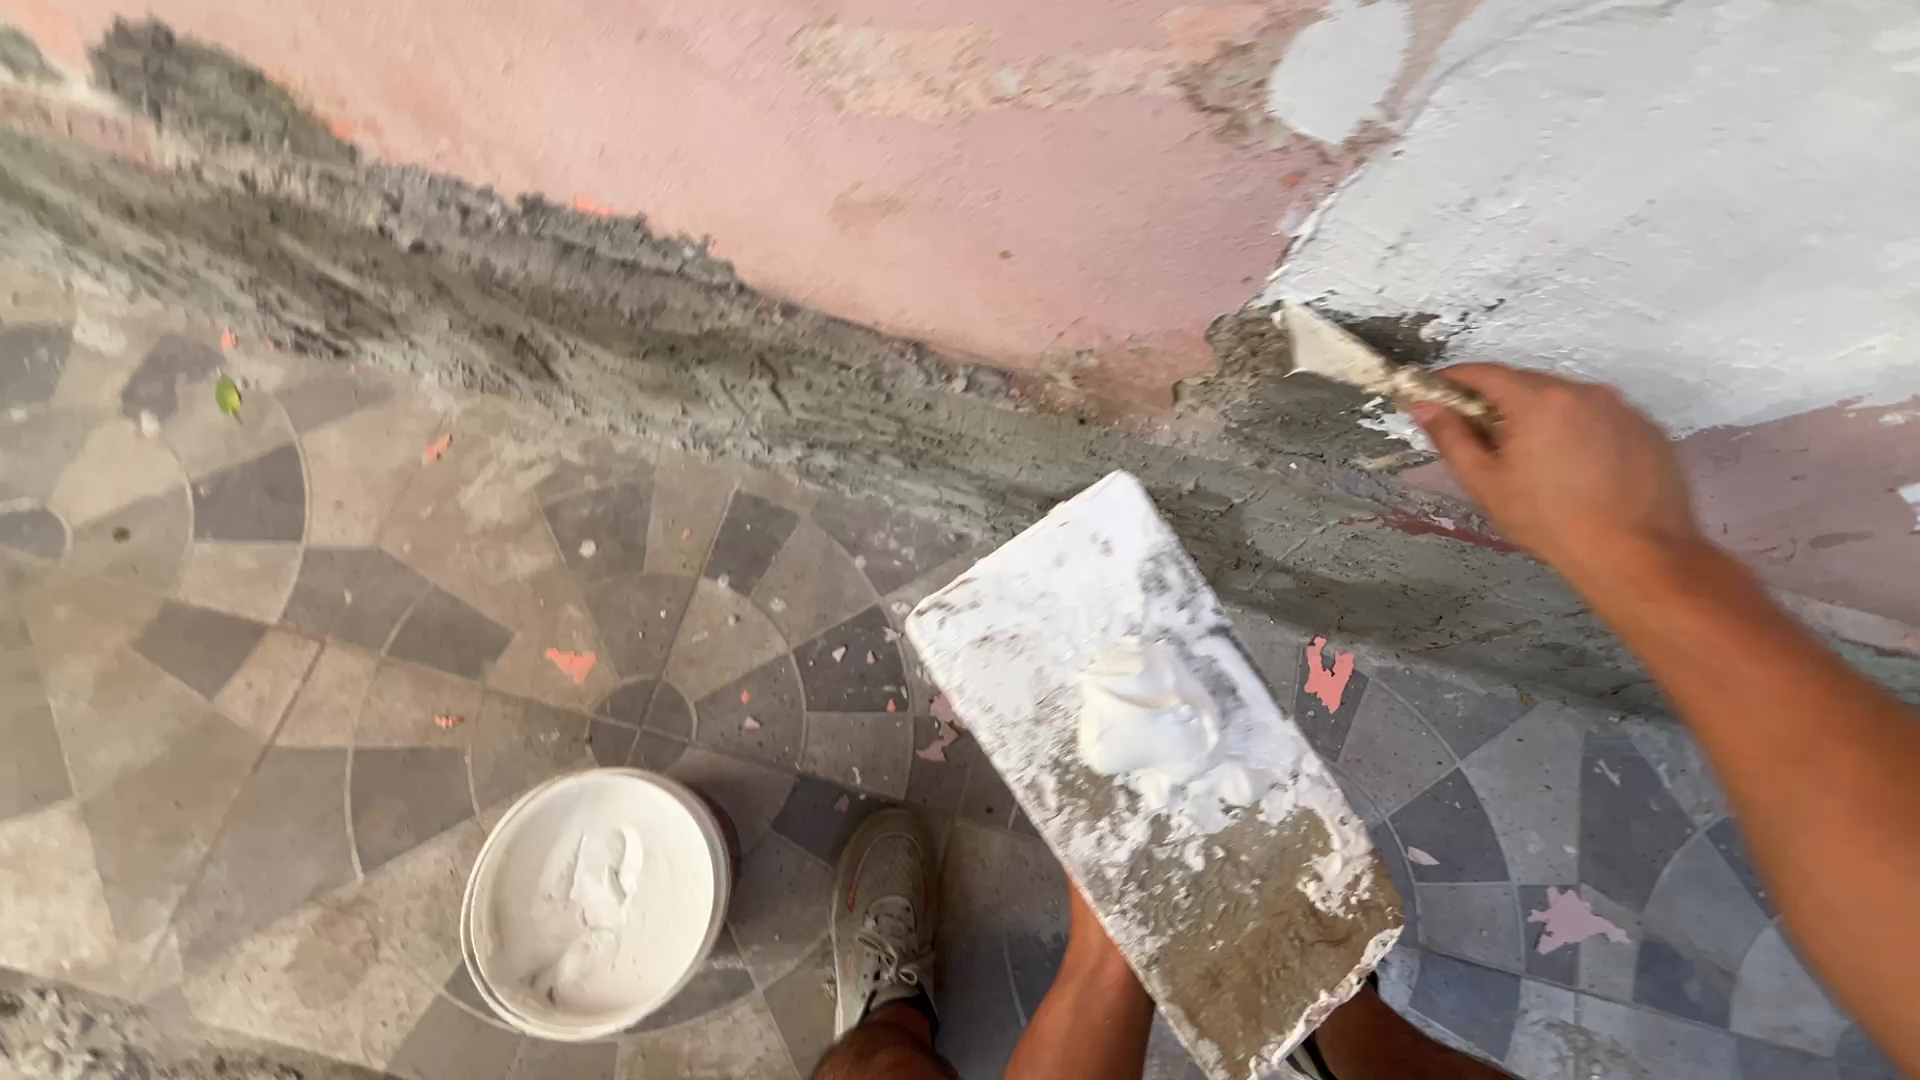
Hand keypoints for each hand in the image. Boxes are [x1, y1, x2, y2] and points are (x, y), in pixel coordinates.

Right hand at [1410, 365, 1706, 584]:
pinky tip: (1571, 465)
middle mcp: (1583, 391)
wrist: (1636, 553)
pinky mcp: (1647, 427)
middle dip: (1495, 400)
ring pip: (1563, 399)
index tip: (1431, 392)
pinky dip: (1573, 428)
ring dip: (1536, 414)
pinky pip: (1597, 416)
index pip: (1485, 373)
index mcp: (1538, 401)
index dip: (1452, 378)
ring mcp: (1622, 407)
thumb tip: (1423, 406)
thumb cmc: (1545, 518)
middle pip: (1526, 382)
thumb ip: (1450, 437)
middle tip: (1476, 433)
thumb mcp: (1484, 481)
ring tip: (1527, 454)